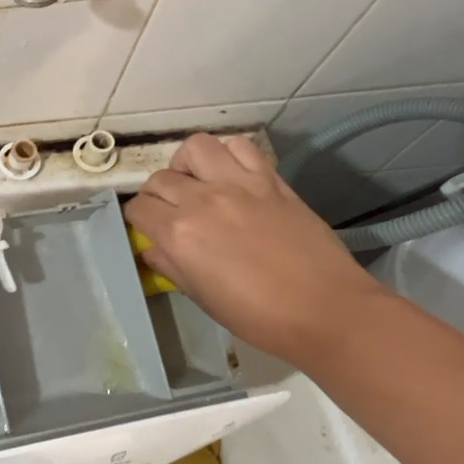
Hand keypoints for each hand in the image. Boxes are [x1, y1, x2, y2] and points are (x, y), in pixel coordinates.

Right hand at [123, 133, 389, 364]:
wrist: (325, 310)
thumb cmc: (257, 315)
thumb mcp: (200, 296)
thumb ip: (170, 265)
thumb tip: (154, 248)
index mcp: (179, 233)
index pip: (138, 207)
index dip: (139, 219)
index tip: (150, 230)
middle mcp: (202, 200)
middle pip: (160, 178)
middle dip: (158, 195)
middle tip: (172, 212)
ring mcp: (239, 185)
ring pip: (196, 147)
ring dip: (188, 164)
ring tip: (199, 183)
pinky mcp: (271, 180)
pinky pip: (241, 147)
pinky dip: (228, 155)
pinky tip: (232, 176)